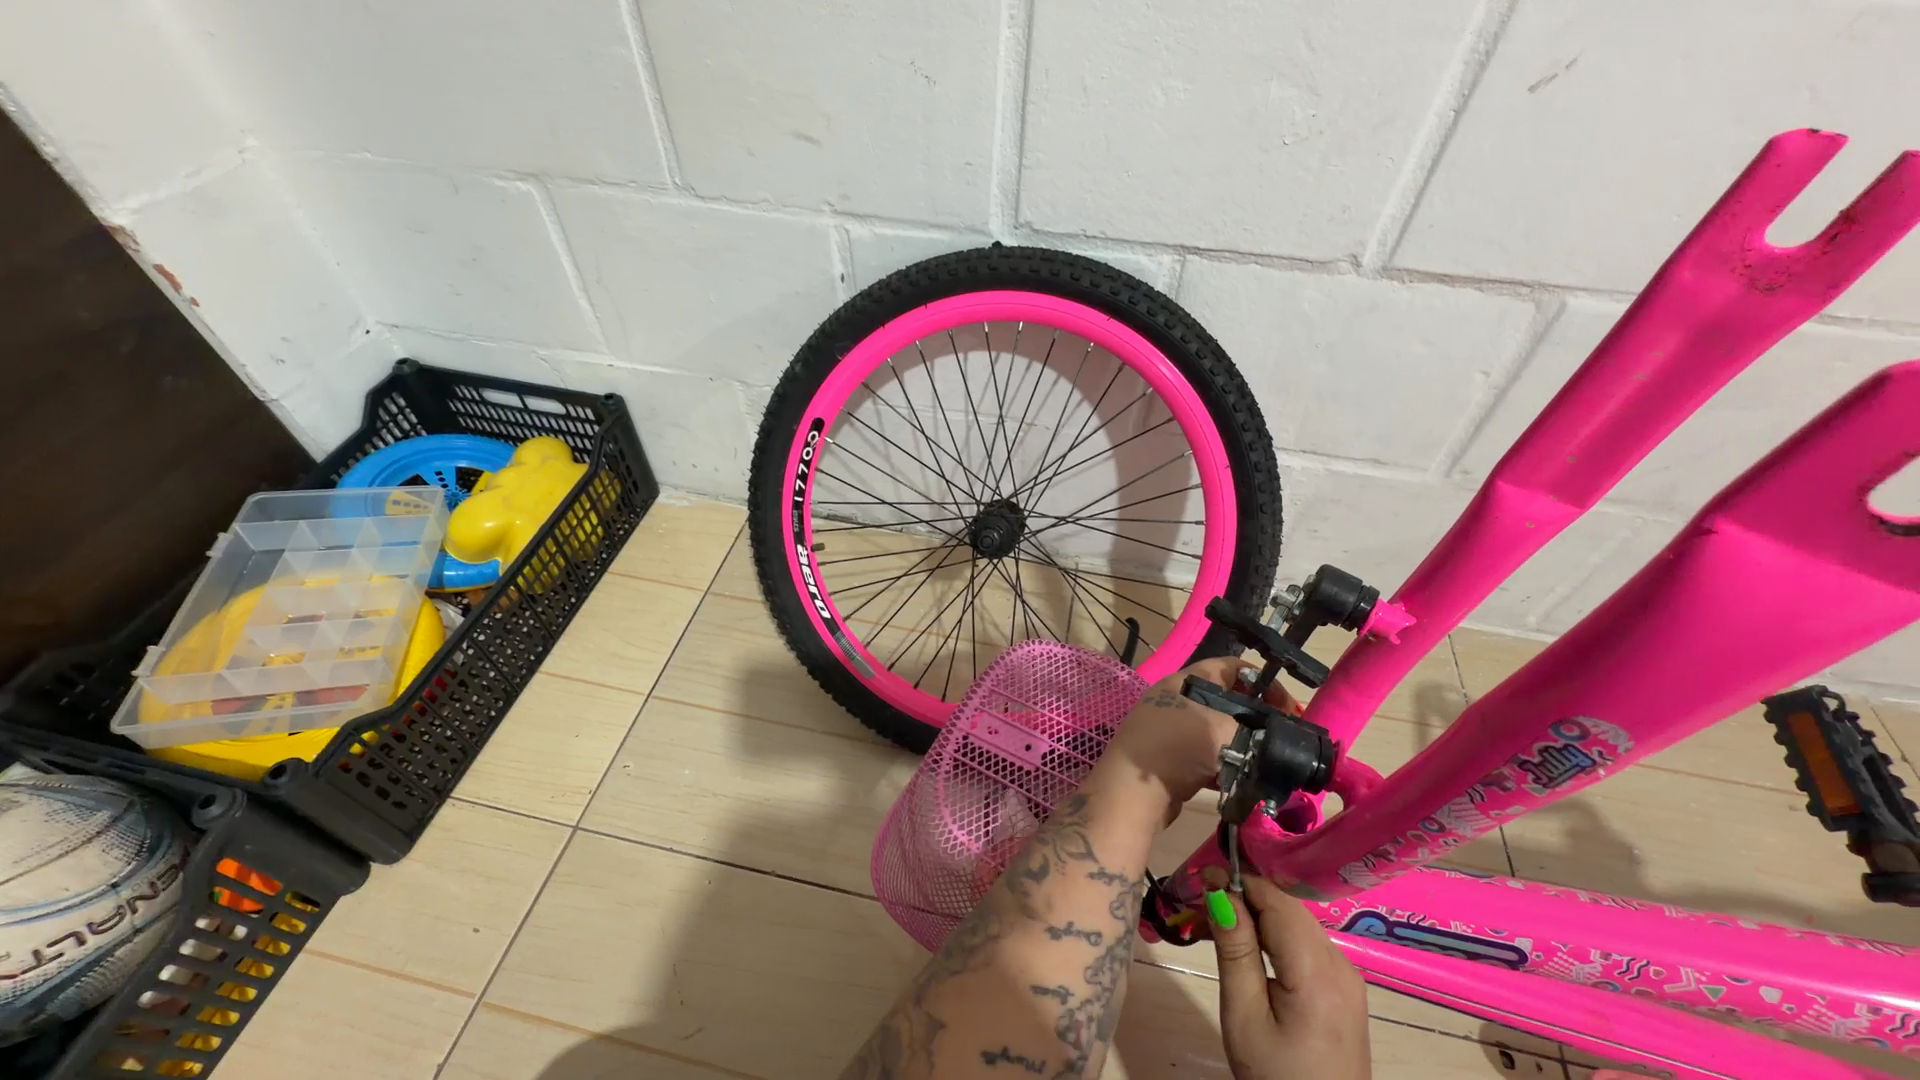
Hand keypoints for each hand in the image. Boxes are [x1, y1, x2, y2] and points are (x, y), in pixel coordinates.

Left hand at [1099, 657, 1301, 809]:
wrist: (1133, 794)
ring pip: (1218, 733)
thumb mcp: (1220, 730)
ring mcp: (1171, 733)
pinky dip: (1227, 767)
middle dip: (1256, 717)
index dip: (1262, 682)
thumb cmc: (1176, 748)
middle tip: (1283, 736)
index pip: (1230, 667)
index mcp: (1184, 682)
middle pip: (1226, 701)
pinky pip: (1208, 759)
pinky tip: (1247, 780)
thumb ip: (1251, 729)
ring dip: (1242, 745)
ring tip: (1270, 760)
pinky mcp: (1172, 762)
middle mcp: (1176, 702)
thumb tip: (1270, 740)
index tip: (1288, 707)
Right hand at [1209, 875, 1370, 1079]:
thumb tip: (1220, 892)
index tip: (1201, 877)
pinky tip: (1251, 948)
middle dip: (1247, 896)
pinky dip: (1277, 935)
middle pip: (1290, 909)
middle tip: (1203, 901)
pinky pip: (1308, 944)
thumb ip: (1235, 950)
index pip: (1277, 902)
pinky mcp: (1346, 990)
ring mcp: (1348, 978)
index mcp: (1318, 972)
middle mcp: (1341, 965)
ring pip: (1299, 923)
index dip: (1240, 881)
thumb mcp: (1244, 1015)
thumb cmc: (1274, 1077)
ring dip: (1261, 914)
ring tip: (1221, 923)